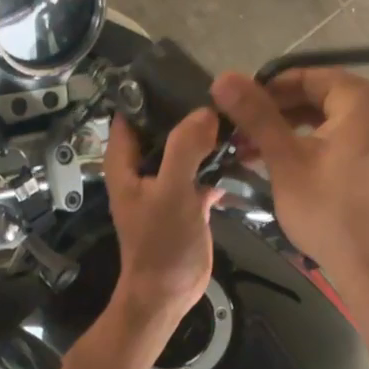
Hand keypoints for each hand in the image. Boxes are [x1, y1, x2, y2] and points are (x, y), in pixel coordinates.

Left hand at [103, 113, 223, 331]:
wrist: (167, 294)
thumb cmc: (161, 245)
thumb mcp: (172, 192)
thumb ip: (185, 149)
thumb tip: (205, 112)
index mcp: (124, 164)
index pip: (130, 114)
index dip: (151, 92)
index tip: (185, 74)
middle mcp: (142, 170)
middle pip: (162, 128)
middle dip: (188, 111)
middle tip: (222, 93)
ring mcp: (165, 186)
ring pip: (185, 150)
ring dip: (207, 137)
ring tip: (237, 116)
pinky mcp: (186, 202)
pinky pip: (202, 173)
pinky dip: (218, 163)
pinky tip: (244, 151)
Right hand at [211, 69, 368, 298]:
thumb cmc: (328, 212)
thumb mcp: (286, 161)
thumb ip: (256, 116)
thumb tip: (223, 78)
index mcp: (366, 99)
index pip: (307, 77)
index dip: (266, 90)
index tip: (236, 109)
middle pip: (322, 96)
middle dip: (278, 113)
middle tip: (241, 134)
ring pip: (333, 118)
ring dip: (294, 130)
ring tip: (256, 150)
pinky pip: (348, 136)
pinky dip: (318, 144)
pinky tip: (288, 162)